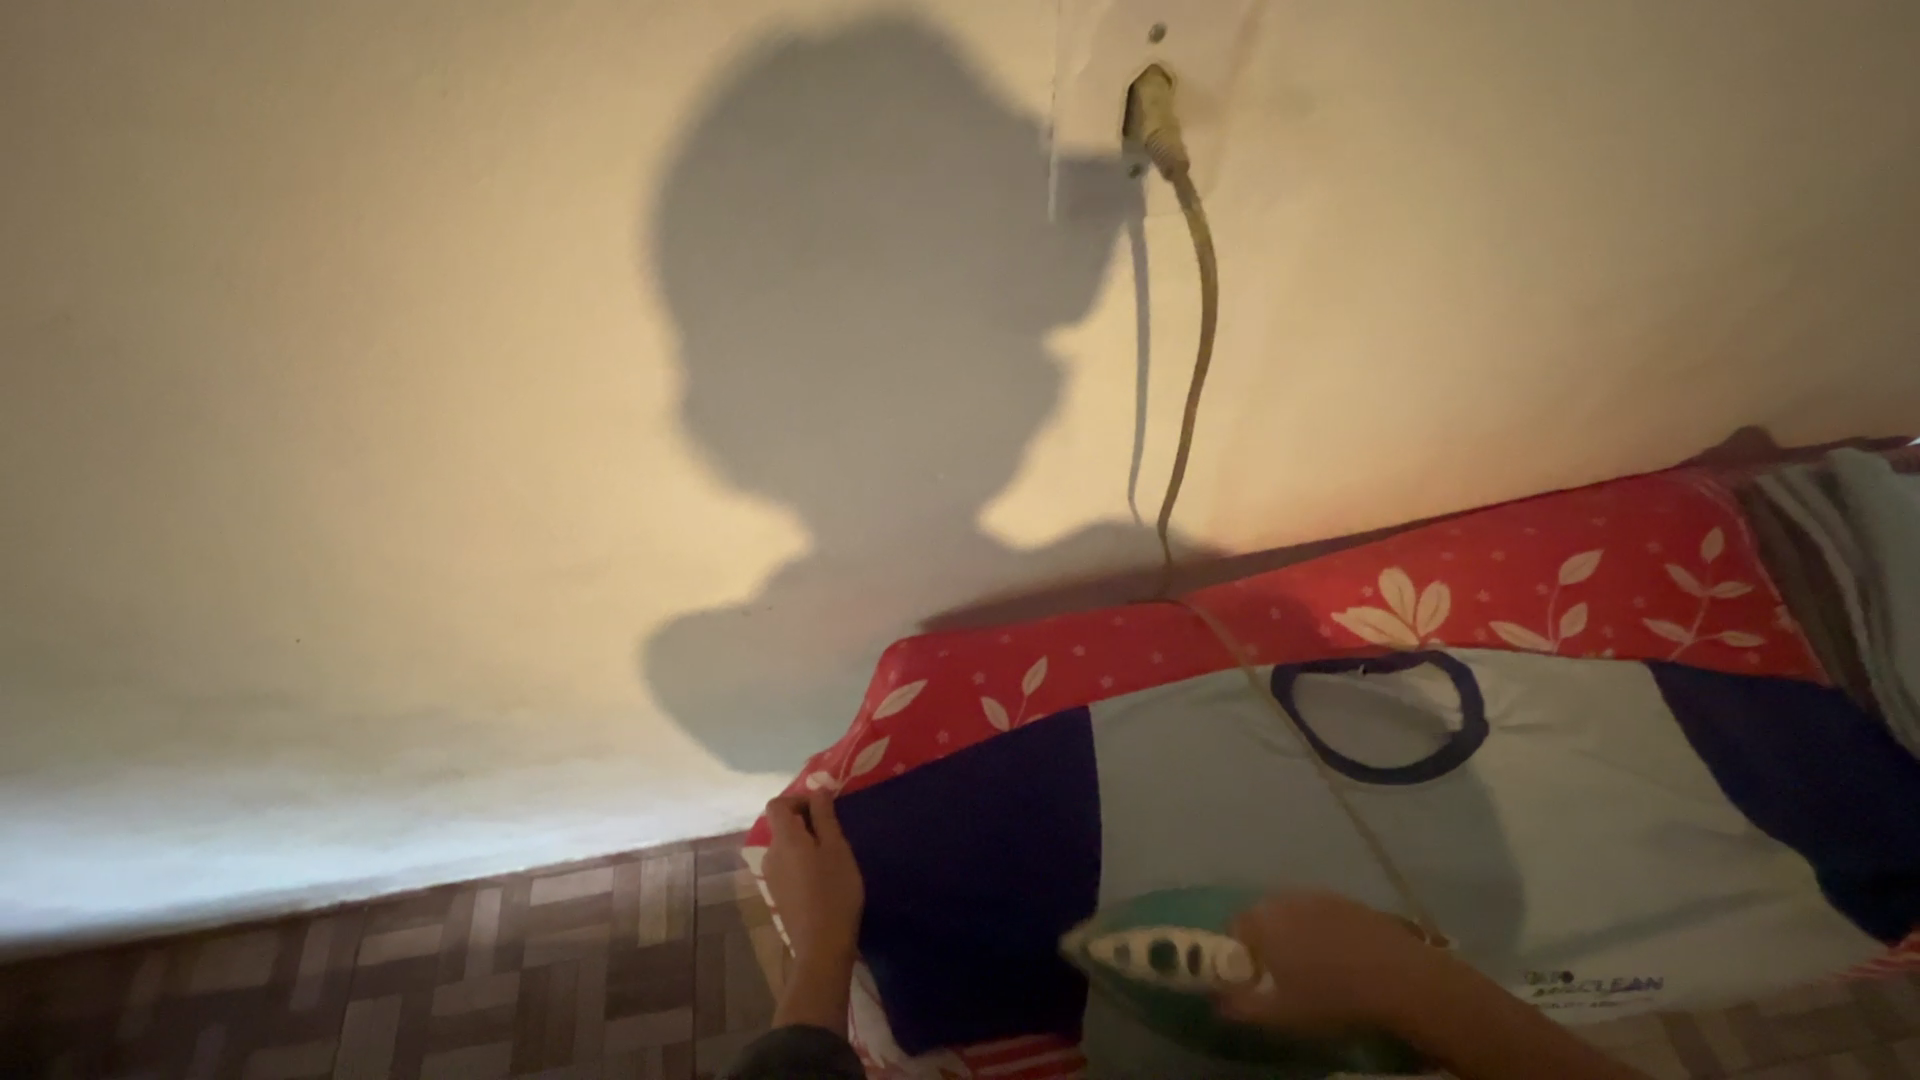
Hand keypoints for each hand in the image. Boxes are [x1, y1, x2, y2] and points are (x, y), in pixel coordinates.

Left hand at [763, 791, 864, 966]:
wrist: (822, 946)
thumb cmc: (834, 890)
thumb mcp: (836, 848)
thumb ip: (824, 816)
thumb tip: (817, 790)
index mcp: (784, 839)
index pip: (776, 805)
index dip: (798, 799)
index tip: (823, 809)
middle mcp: (770, 855)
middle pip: (781, 826)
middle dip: (806, 822)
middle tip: (835, 834)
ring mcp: (771, 877)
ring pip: (786, 847)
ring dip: (806, 843)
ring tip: (832, 857)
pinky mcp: (777, 894)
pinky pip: (787, 865)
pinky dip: (802, 862)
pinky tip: (823, 878)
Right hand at [1216, 891, 1449, 1036]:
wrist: (1401, 978)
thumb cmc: (1332, 997)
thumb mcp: (1281, 1014)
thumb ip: (1241, 1005)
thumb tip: (1217, 1000)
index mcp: (1260, 920)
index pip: (1233, 929)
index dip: (1239, 955)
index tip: (1255, 979)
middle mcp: (1282, 897)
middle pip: (1261, 916)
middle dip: (1266, 941)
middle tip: (1284, 974)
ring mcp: (1317, 895)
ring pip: (1292, 913)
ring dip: (1295, 933)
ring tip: (1316, 966)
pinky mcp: (1347, 899)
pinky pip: (1321, 913)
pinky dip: (1323, 930)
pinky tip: (1343, 956)